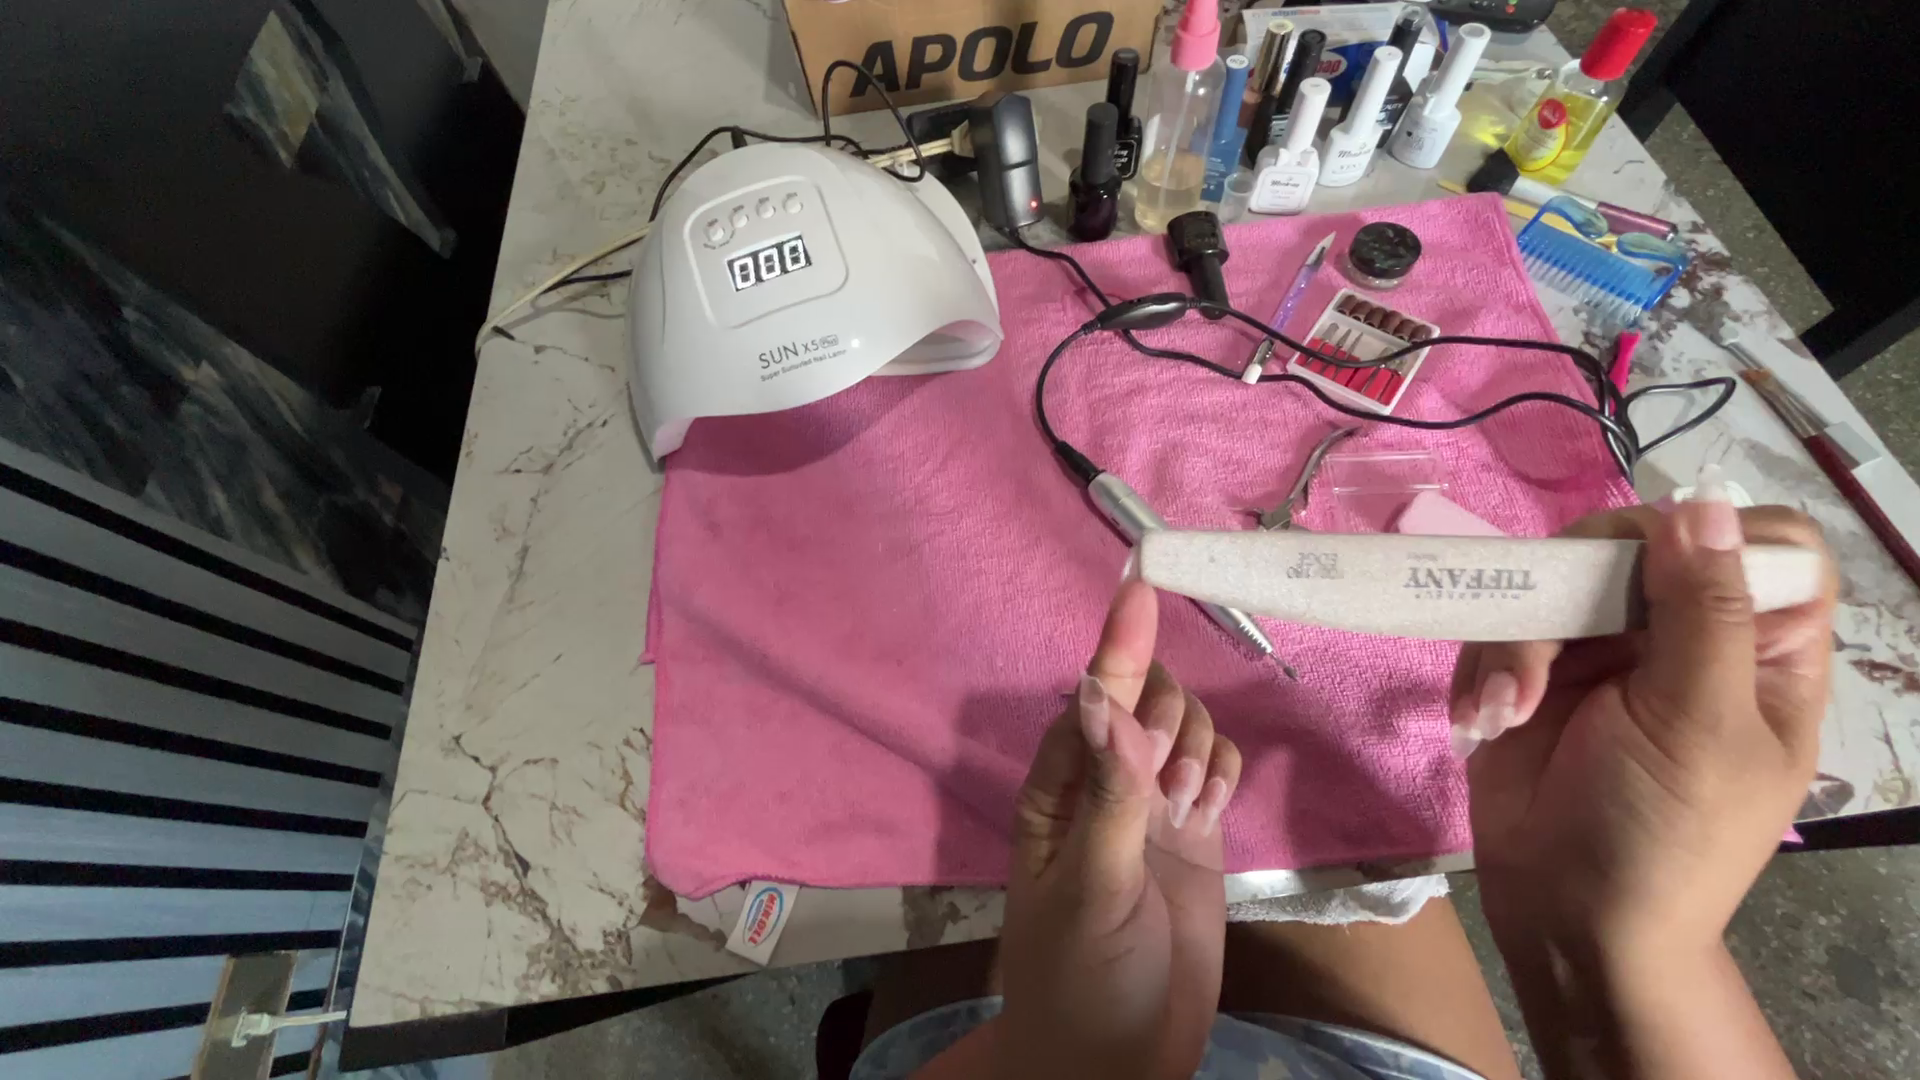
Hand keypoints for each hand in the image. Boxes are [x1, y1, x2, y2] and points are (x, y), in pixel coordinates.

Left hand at [994, 578, 1243, 1079]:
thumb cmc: (1083, 975)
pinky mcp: (1195, 829)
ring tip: (1184, 818)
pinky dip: (1222, 774)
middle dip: (1168, 726)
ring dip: (1197, 755)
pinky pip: (1219, 765)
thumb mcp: (1092, 884)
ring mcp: (1153, 802)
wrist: (1122, 1057)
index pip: (1093, 697)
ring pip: (1187, 727)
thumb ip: (1106, 790)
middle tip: (1167, 792)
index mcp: (1060, 784)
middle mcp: (1106, 780)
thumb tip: (1095, 693)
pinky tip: (1208, 815)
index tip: (1141, 583)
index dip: (1117, 644)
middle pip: (1149, 700)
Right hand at [1451, 470, 1835, 959]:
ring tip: (1504, 710)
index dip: (1711, 537)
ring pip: (1546, 586)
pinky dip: (1482, 671)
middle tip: (1543, 638)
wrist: (1562, 901)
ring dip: (1512, 646)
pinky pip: (1494, 628)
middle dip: (1571, 591)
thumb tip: (1705, 505)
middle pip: (1628, 549)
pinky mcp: (1525, 669)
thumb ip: (1701, 613)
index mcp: (1756, 651)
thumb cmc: (1660, 828)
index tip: (1646, 568)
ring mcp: (1593, 651)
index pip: (1762, 550)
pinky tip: (1485, 718)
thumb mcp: (1698, 722)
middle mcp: (1674, 637)